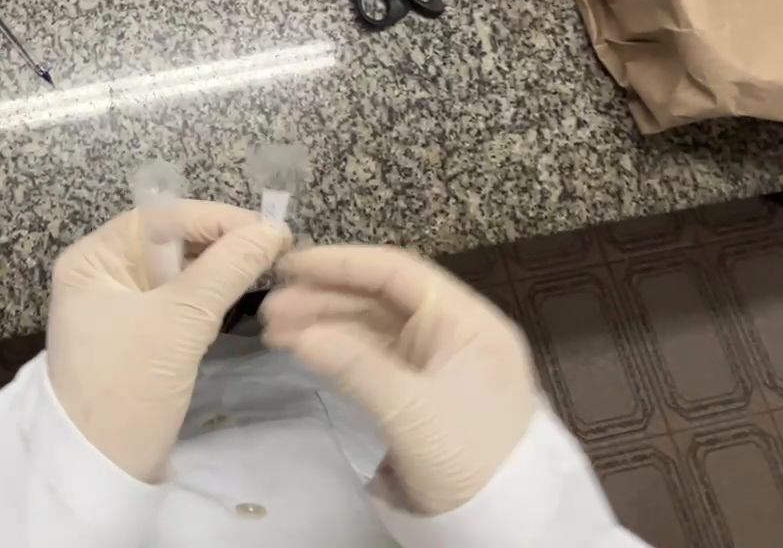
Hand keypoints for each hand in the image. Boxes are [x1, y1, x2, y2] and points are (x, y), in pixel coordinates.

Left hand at [46, 202, 291, 482]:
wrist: (101, 476)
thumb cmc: (129, 386)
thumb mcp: (180, 321)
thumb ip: (226, 269)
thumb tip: (271, 229)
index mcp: (93, 257)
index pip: (159, 217)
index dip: (214, 218)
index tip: (267, 227)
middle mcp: (100, 272)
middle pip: (168, 240)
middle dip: (219, 241)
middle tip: (273, 247)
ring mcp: (117, 304)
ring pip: (176, 270)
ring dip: (216, 267)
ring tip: (263, 263)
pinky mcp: (136, 334)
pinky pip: (175, 299)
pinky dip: (205, 294)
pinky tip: (236, 291)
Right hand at [260, 245, 539, 514]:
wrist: (510, 533)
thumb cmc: (471, 460)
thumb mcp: (412, 412)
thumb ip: (354, 365)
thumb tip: (298, 334)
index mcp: (465, 320)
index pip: (396, 271)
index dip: (341, 263)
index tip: (293, 265)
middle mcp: (450, 330)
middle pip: (377, 296)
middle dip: (323, 298)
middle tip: (272, 307)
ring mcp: (433, 359)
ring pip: (368, 324)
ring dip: (322, 323)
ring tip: (272, 329)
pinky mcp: (418, 387)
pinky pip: (369, 354)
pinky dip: (335, 348)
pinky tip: (299, 347)